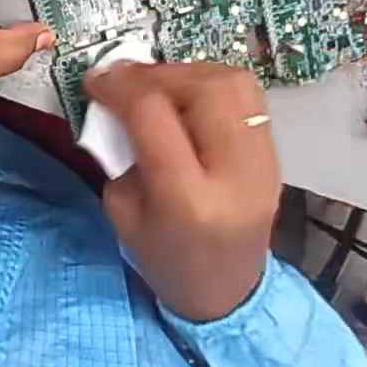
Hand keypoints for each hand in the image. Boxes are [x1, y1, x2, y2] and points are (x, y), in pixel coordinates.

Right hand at [84, 63, 281, 321]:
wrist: (226, 293)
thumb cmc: (162, 258)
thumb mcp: (122, 209)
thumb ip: (119, 151)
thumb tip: (118, 100)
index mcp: (187, 199)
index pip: (154, 116)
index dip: (118, 87)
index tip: (93, 81)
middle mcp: (234, 175)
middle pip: (206, 89)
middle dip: (157, 73)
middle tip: (126, 80)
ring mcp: (265, 163)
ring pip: (234, 84)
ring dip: (187, 73)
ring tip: (157, 85)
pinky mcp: (274, 155)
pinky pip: (246, 98)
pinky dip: (208, 85)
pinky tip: (184, 98)